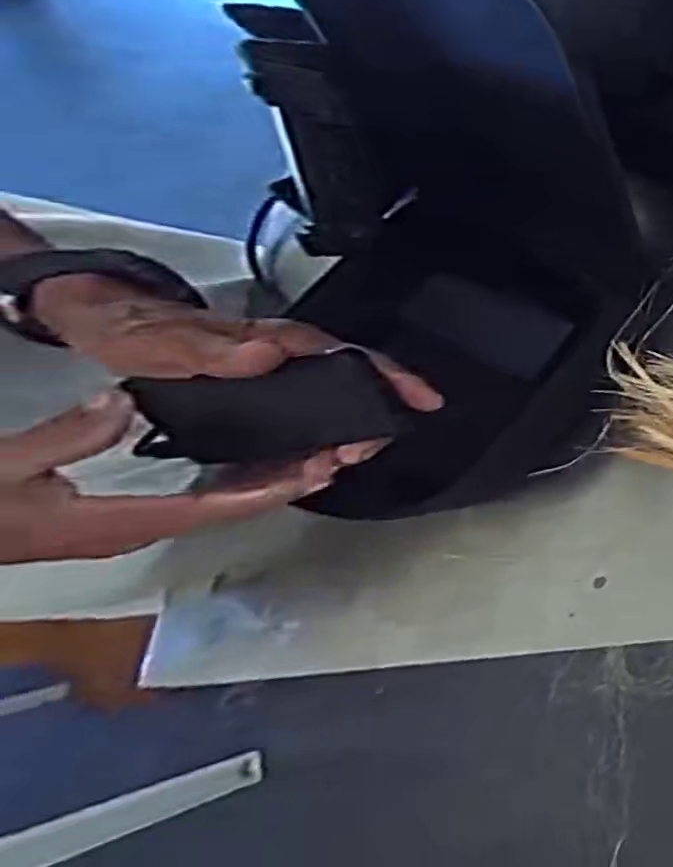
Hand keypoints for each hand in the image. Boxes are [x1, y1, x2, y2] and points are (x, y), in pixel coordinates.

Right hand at [0, 391, 345, 563]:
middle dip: (297, 480)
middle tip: (350, 452)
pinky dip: (243, 479)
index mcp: (122, 522)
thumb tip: (124, 402)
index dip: (278, 487)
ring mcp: (133, 525)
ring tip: (327, 452)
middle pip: (238, 505)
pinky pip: (203, 497)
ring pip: (226, 502)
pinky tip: (265, 459)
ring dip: (278, 479)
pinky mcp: (122, 515)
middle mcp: (140, 529)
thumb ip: (64, 437)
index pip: (222, 505)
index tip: (326, 467)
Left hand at [30, 273, 441, 410]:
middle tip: (372, 446)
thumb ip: (211, 349)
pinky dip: (330, 425)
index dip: (395, 379)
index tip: (422, 400)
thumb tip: (270, 354)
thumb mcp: (162, 341)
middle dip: (382, 410)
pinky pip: (318, 402)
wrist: (105, 323)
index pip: (356, 357)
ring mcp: (286, 368)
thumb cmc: (138, 331)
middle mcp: (294, 353)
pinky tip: (326, 445)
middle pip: (361, 376)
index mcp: (282, 341)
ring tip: (353, 453)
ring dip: (357, 423)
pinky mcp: (272, 384)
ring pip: (344, 392)